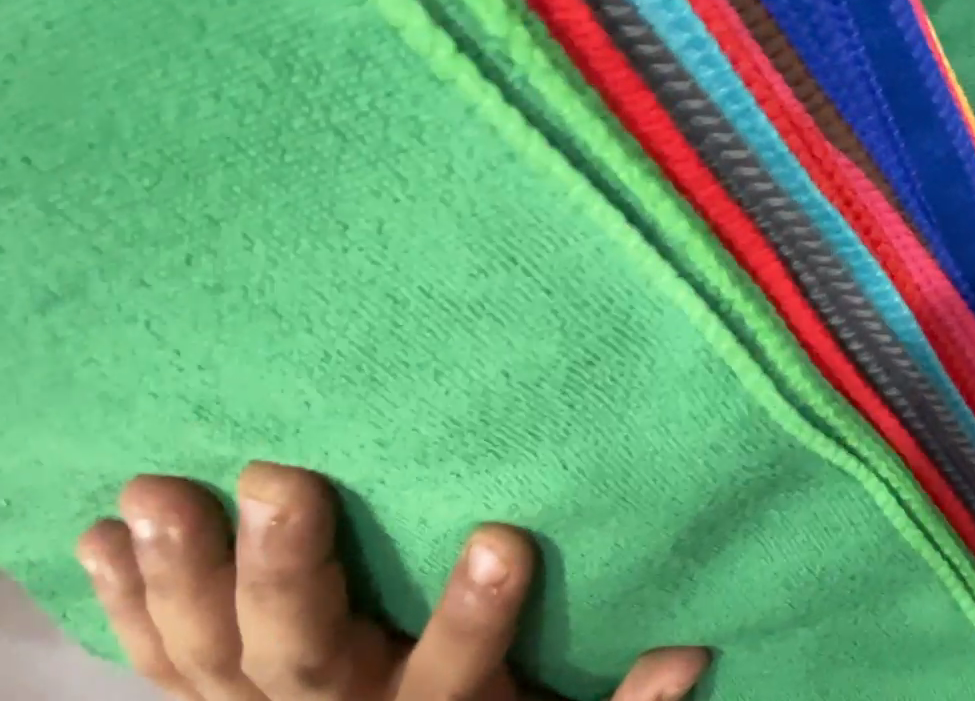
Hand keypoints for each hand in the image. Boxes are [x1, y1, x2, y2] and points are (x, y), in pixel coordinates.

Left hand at [74, 463, 709, 700]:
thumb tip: (698, 651)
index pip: (457, 667)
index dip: (477, 613)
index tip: (501, 537)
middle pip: (300, 657)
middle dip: (288, 571)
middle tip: (277, 479)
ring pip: (203, 656)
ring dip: (178, 576)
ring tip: (151, 494)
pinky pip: (160, 660)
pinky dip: (130, 603)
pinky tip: (105, 541)